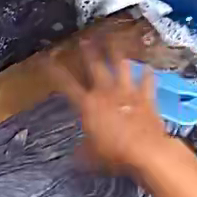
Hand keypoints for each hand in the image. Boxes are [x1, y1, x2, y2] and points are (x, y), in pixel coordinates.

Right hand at [51, 41, 179, 175]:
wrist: (146, 150)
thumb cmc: (114, 153)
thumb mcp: (92, 156)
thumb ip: (82, 152)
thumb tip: (74, 157)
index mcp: (88, 105)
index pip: (67, 85)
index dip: (56, 71)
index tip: (48, 59)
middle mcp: (105, 92)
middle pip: (95, 66)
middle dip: (89, 52)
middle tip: (85, 39)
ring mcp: (127, 92)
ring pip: (121, 67)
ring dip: (117, 53)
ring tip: (114, 40)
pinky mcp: (146, 97)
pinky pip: (146, 82)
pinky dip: (147, 74)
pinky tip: (148, 66)